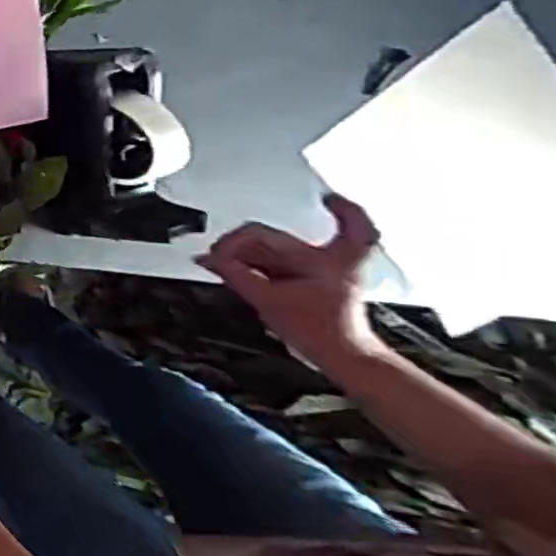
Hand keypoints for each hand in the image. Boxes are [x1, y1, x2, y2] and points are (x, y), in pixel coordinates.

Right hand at [196, 194, 384, 369]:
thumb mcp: (268, 300)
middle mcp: (331, 261)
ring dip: (245, 257)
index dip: (342, 209)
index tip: (326, 198)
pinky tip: (240, 269)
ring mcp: (321, 271)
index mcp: (331, 261)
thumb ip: (233, 274)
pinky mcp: (310, 281)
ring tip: (228, 269)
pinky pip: (276, 261)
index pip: (348, 226)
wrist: (339, 356)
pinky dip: (253, 264)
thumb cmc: (320, 332)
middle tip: (218, 258)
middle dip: (241, 246)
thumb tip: (207, 258)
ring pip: (272, 249)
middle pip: (274, 238)